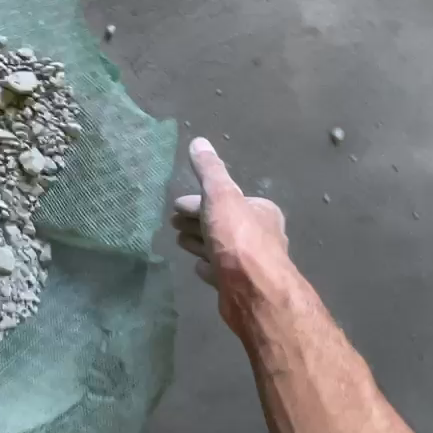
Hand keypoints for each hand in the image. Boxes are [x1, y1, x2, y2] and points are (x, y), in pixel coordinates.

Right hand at [172, 137, 294, 334]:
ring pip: (218, 246)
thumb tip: (198, 141)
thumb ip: (209, 170)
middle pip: (220, 222)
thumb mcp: (221, 195)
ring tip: (179, 241)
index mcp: (260, 210)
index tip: (176, 206)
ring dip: (199, 241)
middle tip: (172, 222)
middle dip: (196, 220)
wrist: (253, 291)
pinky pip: (219, 271)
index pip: (223, 199)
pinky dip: (207, 266)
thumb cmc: (238, 239)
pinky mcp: (238, 285)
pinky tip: (197, 266)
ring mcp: (249, 263)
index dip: (197, 201)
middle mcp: (259, 234)